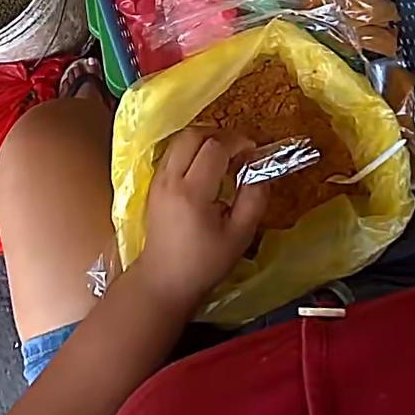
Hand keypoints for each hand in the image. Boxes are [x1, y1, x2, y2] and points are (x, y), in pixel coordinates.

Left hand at [130, 127, 268, 311]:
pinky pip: (173, 152)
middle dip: (220, 134)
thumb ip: (254, 198)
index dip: (238, 142)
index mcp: (192, 193)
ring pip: (180, 140)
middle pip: (193, 135)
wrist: (163, 279)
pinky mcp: (154, 183)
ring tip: (224, 156)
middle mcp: (170, 180)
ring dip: (204, 139)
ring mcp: (158, 180)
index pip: (215, 148)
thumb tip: (261, 170)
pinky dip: (192, 149)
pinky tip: (206, 167)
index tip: (253, 152)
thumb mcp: (240, 235)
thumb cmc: (204, 262)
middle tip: (239, 149)